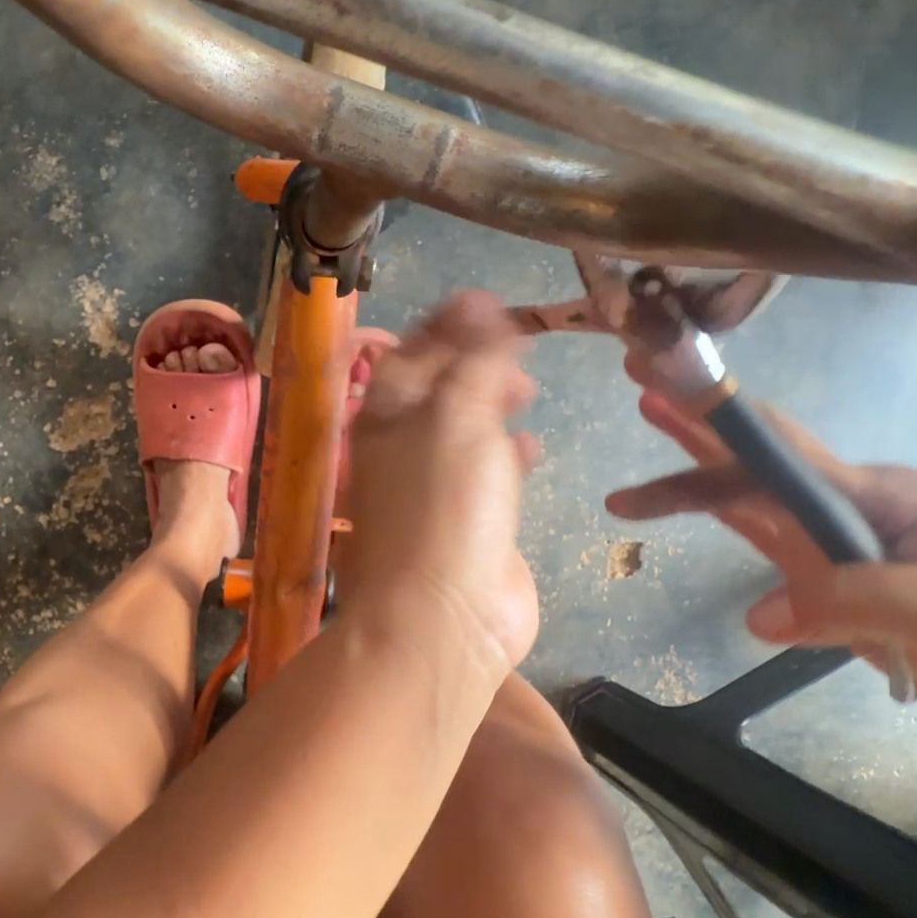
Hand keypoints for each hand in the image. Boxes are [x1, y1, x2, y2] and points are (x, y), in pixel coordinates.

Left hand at [340, 291, 542, 678]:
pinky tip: (532, 449)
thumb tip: (477, 304)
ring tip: (526, 389)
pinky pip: (487, 475)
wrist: (445, 616)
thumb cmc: (442, 508)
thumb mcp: (456, 417)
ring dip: (491, 404)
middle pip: (435, 389)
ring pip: (462, 431)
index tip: (488, 301)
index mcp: (384, 417)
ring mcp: (434, 489)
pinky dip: (508, 454)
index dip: (445, 324)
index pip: (410, 352)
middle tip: (516, 346)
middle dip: (473, 361)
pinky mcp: (468, 524)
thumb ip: (472, 359)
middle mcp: (401, 448)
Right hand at [606, 379, 916, 747]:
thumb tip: (759, 614)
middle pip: (754, 458)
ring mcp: (838, 542)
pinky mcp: (830, 579)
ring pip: (748, 493)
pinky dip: (714, 514)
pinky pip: (761, 537)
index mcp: (881, 496)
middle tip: (639, 379)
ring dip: (692, 464)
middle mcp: (851, 506)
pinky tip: (681, 501)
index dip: (716, 423)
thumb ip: (858, 603)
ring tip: (648, 421)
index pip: (778, 457)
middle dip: (695, 419)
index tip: (663, 391)